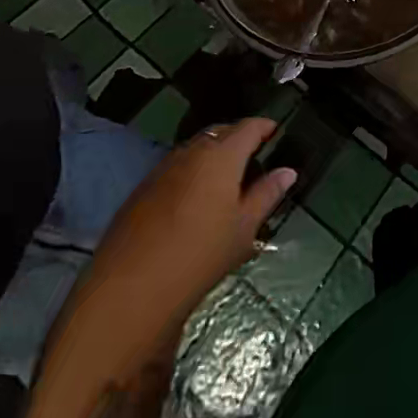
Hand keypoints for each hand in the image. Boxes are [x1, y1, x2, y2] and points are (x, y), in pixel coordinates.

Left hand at [82, 119, 296, 306]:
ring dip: (212, 153)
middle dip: (238, 137)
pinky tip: (194, 198)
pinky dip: (190, 171)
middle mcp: (191, 153)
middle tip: (254, 153)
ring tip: (226, 175)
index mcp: (221, 156)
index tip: (275, 132)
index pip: (248, 127)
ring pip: (194, 149)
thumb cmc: (200, 255)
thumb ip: (267, 194)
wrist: (129, 290)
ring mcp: (161, 170)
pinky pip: (174, 167)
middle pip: (219, 132)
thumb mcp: (244, 227)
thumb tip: (287, 171)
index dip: (265, 126)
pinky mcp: (140, 191)